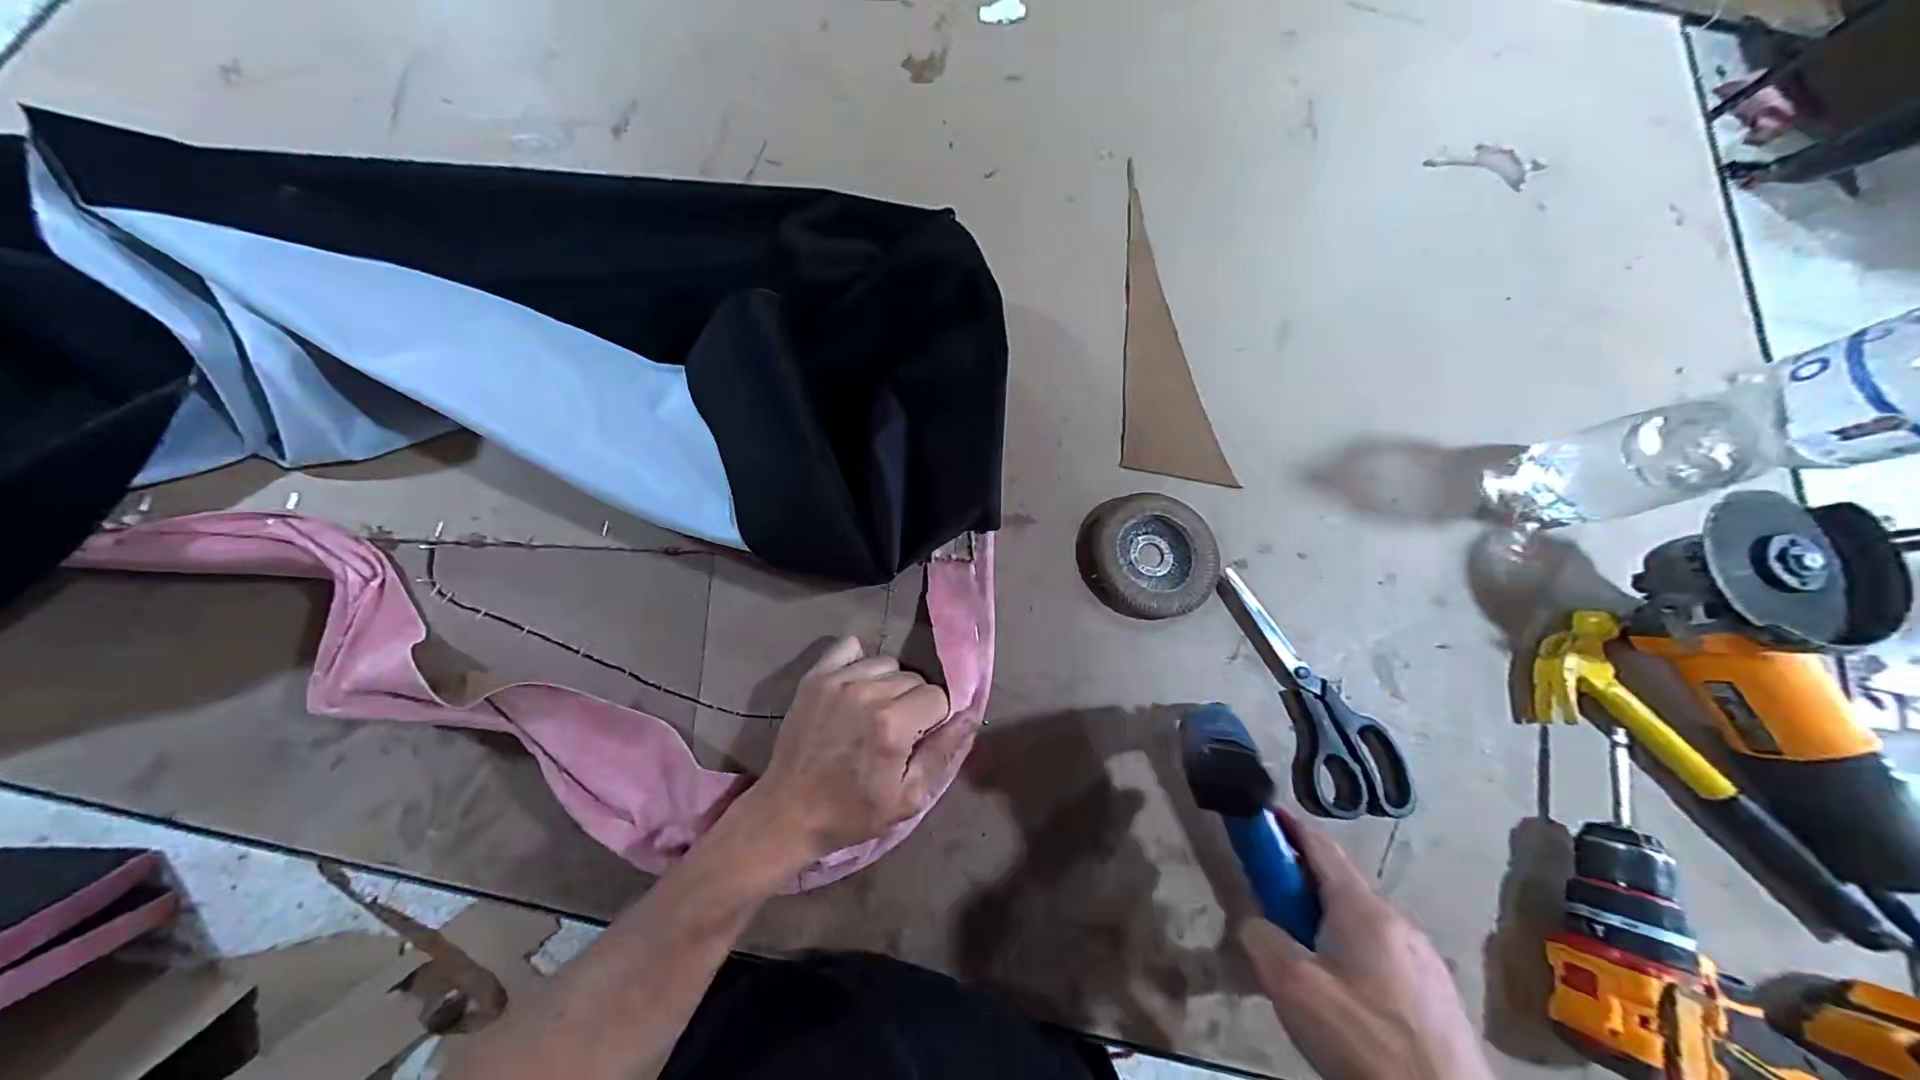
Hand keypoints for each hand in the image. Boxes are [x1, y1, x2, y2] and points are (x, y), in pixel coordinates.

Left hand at [736, 636, 975, 865]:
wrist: (788, 813)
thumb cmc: (852, 812)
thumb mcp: (909, 798)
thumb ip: (944, 752)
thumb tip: (970, 716)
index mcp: (892, 723)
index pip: (938, 697)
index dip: (935, 720)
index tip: (918, 742)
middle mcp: (866, 692)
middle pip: (914, 679)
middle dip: (914, 703)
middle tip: (896, 733)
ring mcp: (837, 680)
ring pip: (887, 664)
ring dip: (889, 685)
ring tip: (874, 714)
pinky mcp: (815, 677)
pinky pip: (851, 648)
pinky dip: (859, 663)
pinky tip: (855, 690)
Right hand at [1239, 809, 1495, 1079]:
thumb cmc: (1363, 1039)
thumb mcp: (1291, 985)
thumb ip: (1261, 938)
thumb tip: (1257, 923)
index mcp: (1363, 910)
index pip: (1321, 847)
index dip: (1289, 825)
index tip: (1264, 812)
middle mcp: (1399, 923)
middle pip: (1341, 884)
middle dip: (1301, 879)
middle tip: (1269, 893)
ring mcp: (1424, 961)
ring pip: (1361, 922)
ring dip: (1325, 918)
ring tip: (1300, 949)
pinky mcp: (1437, 997)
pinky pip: (1381, 953)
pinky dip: (1349, 948)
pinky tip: (1341, 989)